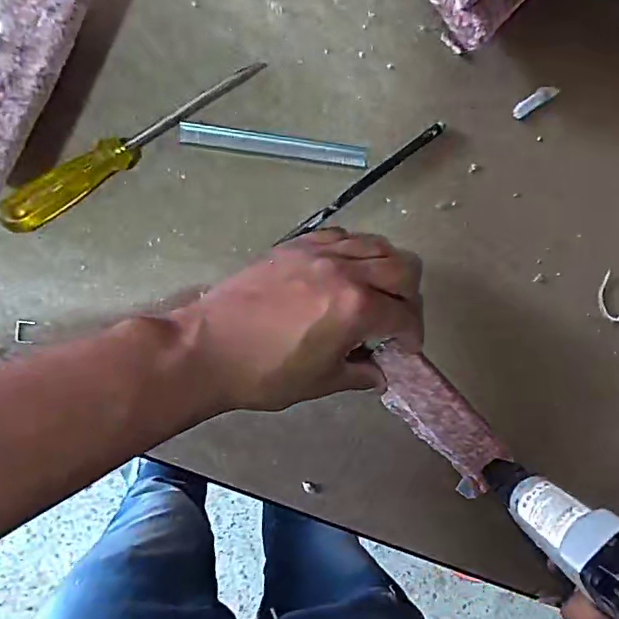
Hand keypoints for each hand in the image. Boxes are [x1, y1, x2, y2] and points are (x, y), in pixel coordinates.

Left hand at [170, 229, 422, 412]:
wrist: (205, 349)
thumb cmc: (266, 373)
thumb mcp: (322, 382)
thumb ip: (360, 373)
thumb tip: (379, 373)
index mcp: (357, 308)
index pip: (406, 315)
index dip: (413, 336)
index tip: (406, 348)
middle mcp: (346, 272)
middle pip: (404, 269)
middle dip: (409, 298)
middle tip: (396, 319)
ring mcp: (320, 253)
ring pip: (378, 245)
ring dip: (388, 269)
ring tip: (376, 292)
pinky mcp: (297, 245)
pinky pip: (343, 236)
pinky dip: (356, 252)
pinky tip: (346, 273)